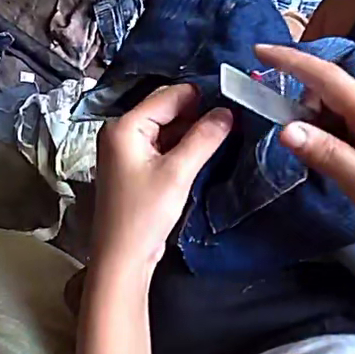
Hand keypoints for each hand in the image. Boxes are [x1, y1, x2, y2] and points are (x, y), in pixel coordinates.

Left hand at [93, 83, 232, 270]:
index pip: (168, 96)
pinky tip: (206, 149)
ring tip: (226, 131)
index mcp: (125, 126)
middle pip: (166, 110)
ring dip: (192, 130)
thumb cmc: (144, 213)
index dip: (201, 96)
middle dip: (198, 113)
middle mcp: (121, 132)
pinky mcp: (135, 167)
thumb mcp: (178, 173)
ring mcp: (126, 150)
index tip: (233, 98)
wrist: (122, 257)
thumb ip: (203, 138)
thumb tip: (227, 111)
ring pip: (166, 128)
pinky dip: (182, 146)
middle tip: (233, 116)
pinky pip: (162, 145)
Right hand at [255, 44, 354, 262]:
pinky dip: (331, 137)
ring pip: (336, 109)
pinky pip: (348, 123)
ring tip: (326, 167)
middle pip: (328, 92)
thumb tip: (286, 128)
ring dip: (318, 128)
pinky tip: (339, 164)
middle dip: (302, 109)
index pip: (327, 77)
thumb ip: (326, 154)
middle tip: (299, 151)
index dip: (291, 61)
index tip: (259, 51)